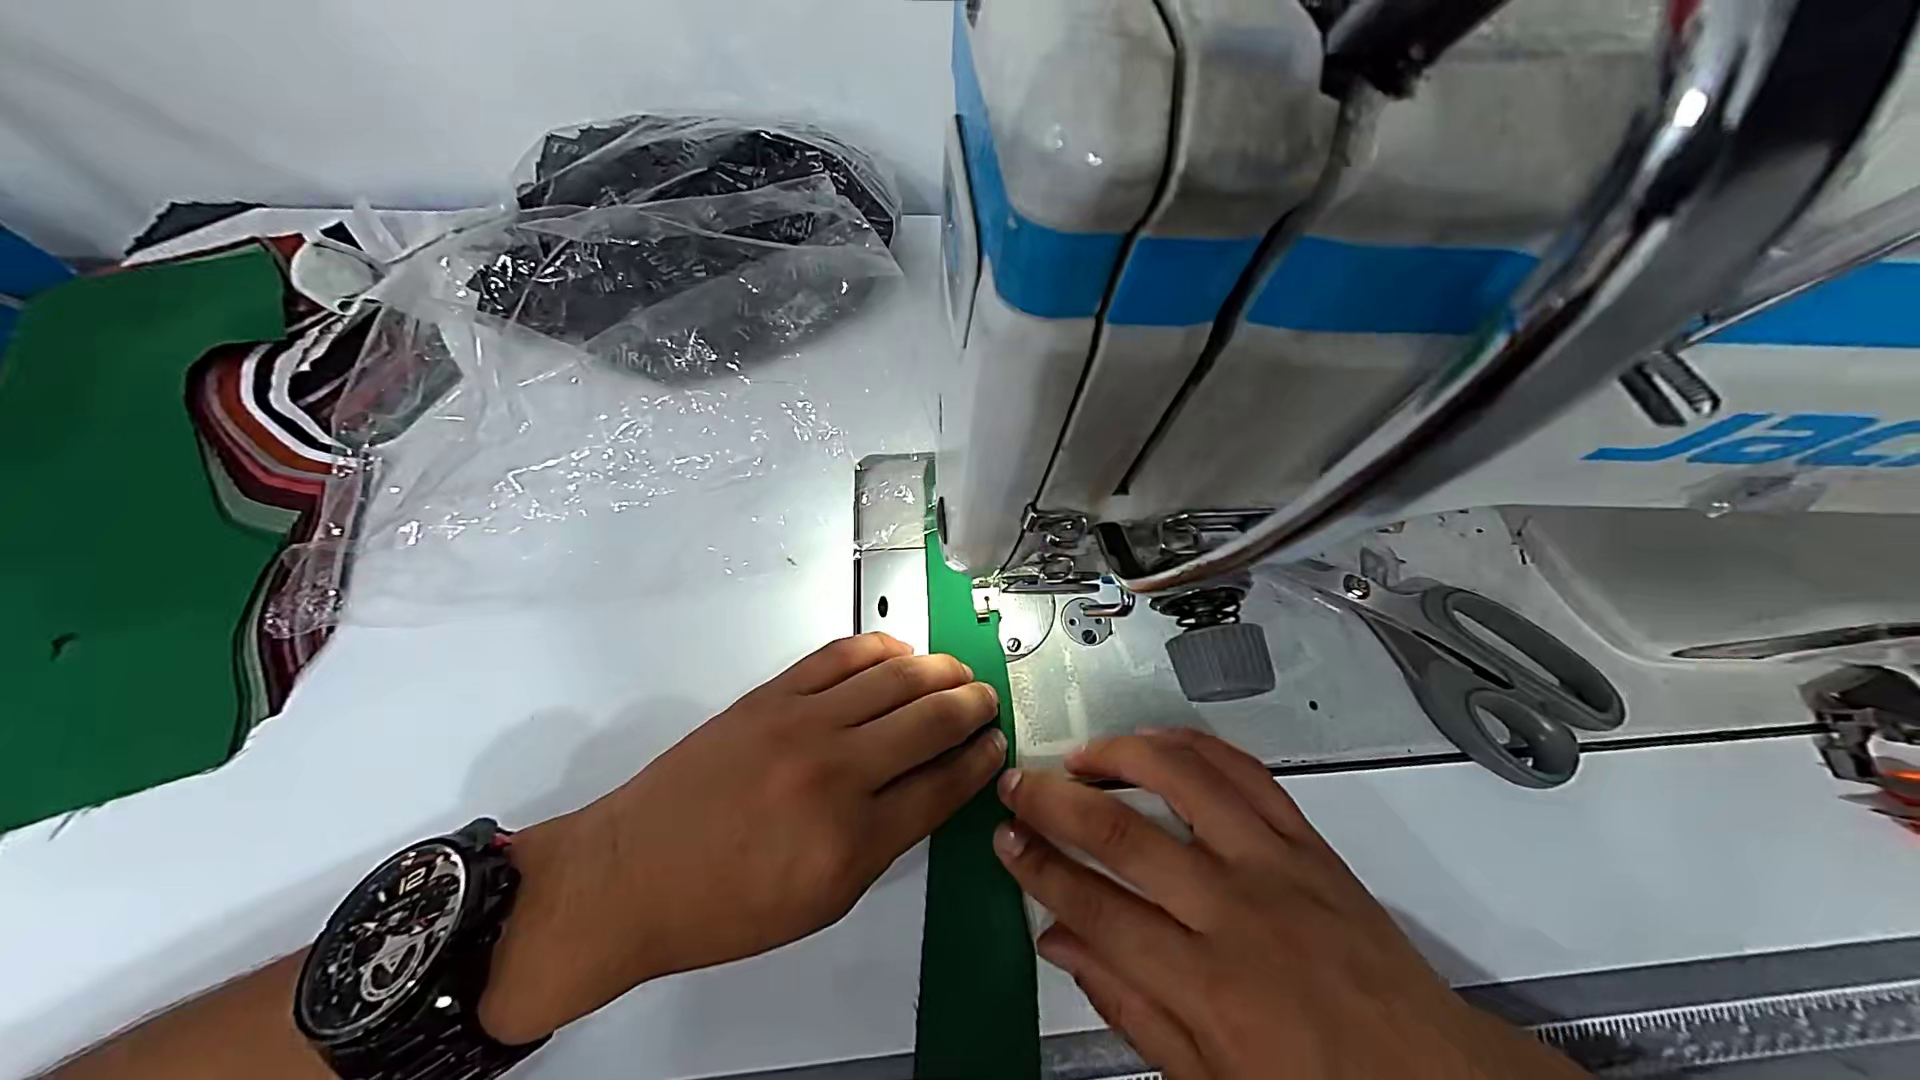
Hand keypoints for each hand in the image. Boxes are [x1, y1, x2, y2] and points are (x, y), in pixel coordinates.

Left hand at [479, 632, 1004, 1043]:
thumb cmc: (724, 905)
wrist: (631, 875)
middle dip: (973, 706)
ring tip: (958, 673)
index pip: (944, 785)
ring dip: (940, 670)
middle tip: (986, 702)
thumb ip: (887, 842)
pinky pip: (841, 654)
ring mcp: (801, 722)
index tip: (994, 746)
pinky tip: (901, 653)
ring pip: (896, 676)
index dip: (980, 761)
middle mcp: (835, 772)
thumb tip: (931, 789)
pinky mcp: (771, 694)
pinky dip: (881, 647)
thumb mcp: (824, 901)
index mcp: (853, 839)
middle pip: (931, 719)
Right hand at [992, 730, 1584, 1079]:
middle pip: (1124, 833)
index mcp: (1207, 986)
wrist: (1432, 1079)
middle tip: (1017, 782)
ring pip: (1183, 779)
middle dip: (1056, 801)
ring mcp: (1275, 863)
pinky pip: (1244, 770)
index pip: (1095, 907)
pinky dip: (1193, 744)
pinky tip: (1156, 740)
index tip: (1004, 837)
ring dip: (1120, 754)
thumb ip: (1126, 1005)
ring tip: (1080, 755)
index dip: (1038, 867)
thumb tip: (1055, 939)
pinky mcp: (1307, 840)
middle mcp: (1235, 911)